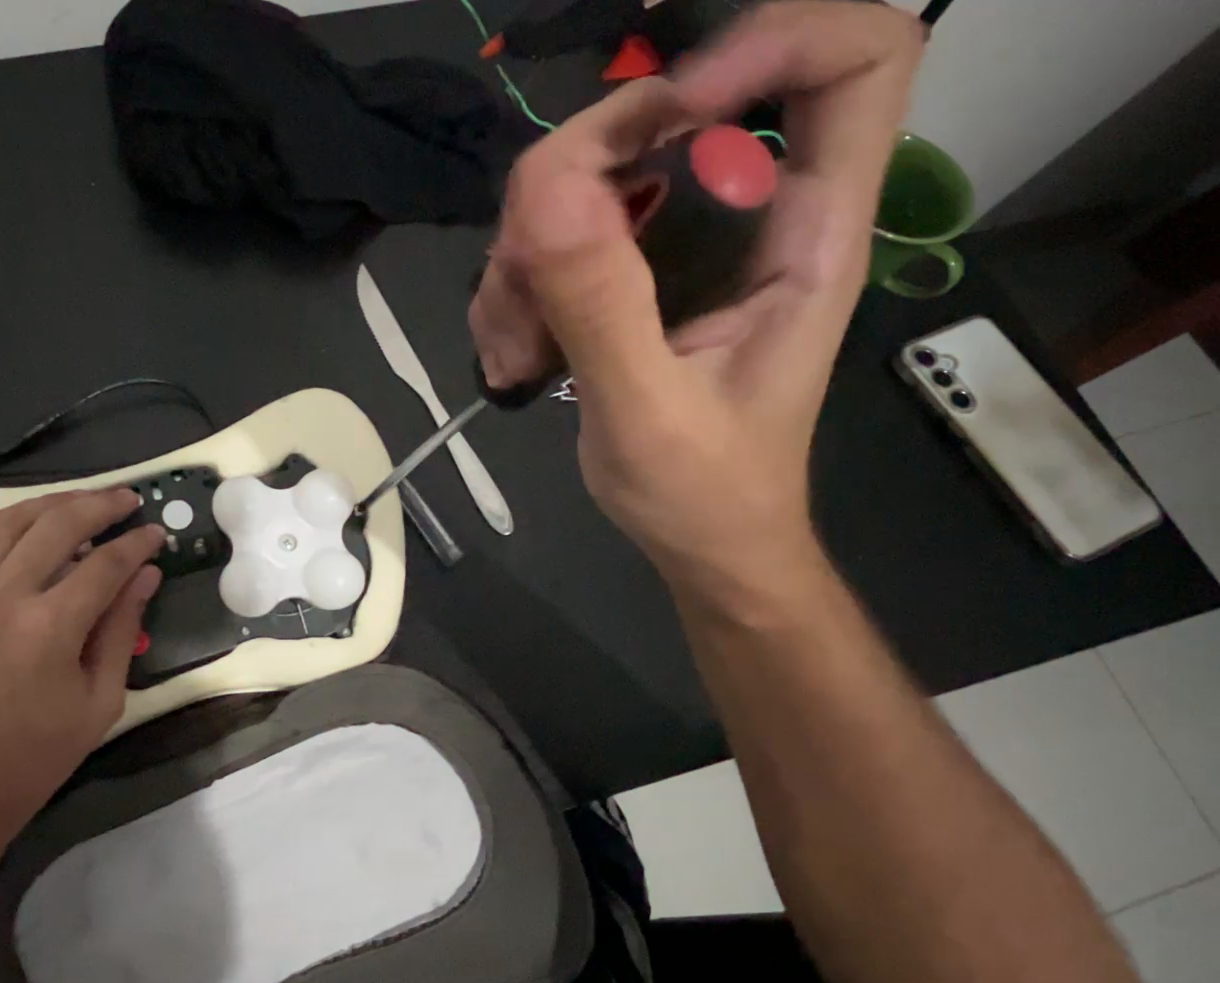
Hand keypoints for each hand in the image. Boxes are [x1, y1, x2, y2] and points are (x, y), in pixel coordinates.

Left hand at [0, 490, 164, 847]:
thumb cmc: (33, 758)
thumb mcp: (98, 703)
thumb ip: (121, 631)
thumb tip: (145, 574)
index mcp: (49, 628)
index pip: (105, 563)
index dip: (136, 543)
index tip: (155, 533)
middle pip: (56, 524)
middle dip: (99, 505)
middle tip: (124, 499)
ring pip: (3, 524)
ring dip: (45, 505)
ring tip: (73, 505)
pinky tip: (4, 530)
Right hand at [470, 2, 923, 608]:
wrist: (703, 546)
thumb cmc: (705, 494)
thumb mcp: (647, 411)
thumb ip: (603, 303)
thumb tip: (547, 189)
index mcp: (807, 235)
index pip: (854, 59)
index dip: (768, 44)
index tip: (663, 117)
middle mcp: (751, 219)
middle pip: (671, 111)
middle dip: (577, 178)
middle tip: (526, 268)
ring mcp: (686, 244)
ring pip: (592, 180)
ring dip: (526, 256)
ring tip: (517, 350)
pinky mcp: (636, 275)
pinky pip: (558, 238)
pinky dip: (517, 290)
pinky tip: (513, 358)